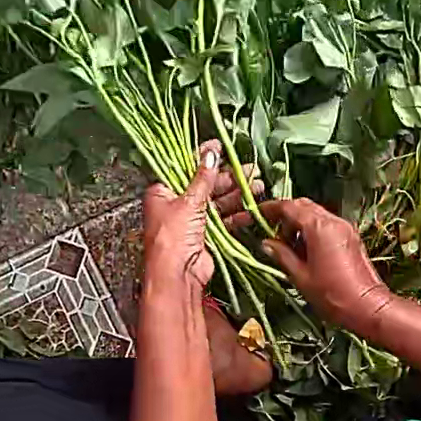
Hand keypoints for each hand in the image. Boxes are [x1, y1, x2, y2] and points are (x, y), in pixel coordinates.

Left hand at [142, 141, 268, 293]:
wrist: (177, 274)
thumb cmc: (171, 238)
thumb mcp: (188, 201)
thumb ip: (203, 178)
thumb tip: (210, 154)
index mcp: (163, 192)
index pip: (185, 167)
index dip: (203, 156)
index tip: (220, 146)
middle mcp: (176, 204)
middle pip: (205, 185)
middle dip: (228, 177)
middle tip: (249, 169)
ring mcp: (191, 220)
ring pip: (217, 202)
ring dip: (237, 194)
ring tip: (257, 185)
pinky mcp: (205, 235)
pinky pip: (223, 220)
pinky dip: (237, 214)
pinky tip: (251, 209)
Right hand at [258, 198, 395, 337]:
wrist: (366, 305)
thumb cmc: (332, 294)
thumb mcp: (300, 276)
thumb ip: (282, 255)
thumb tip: (267, 243)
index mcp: (319, 227)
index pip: (290, 207)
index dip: (271, 208)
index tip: (257, 214)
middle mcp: (334, 221)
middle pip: (304, 206)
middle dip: (286, 215)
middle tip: (272, 232)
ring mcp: (345, 228)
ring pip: (316, 214)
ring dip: (299, 223)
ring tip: (288, 245)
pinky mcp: (351, 237)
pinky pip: (327, 224)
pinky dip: (313, 230)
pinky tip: (305, 250)